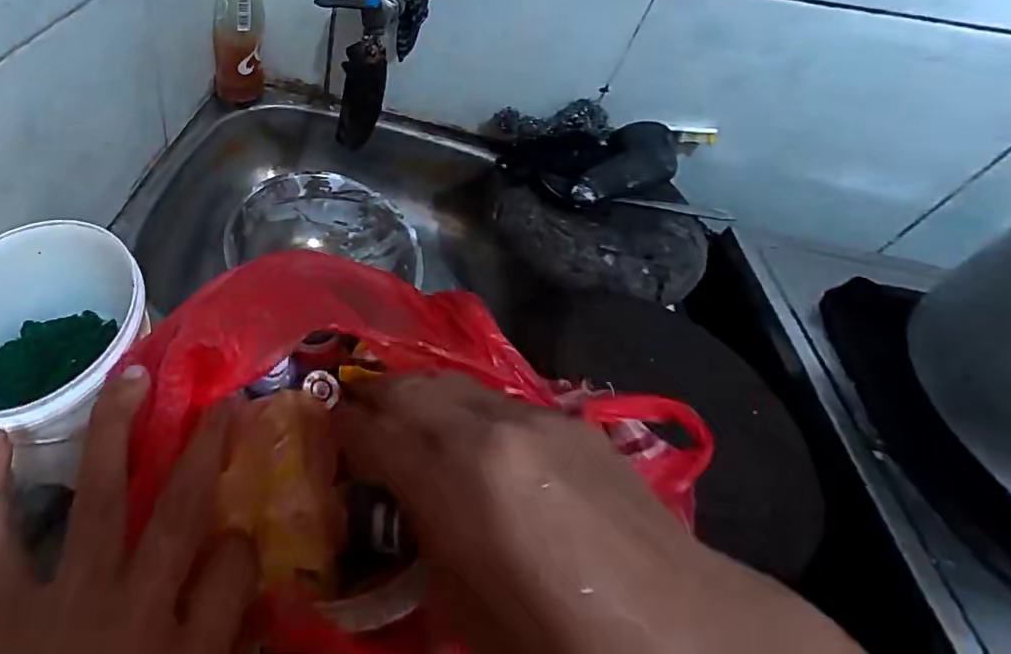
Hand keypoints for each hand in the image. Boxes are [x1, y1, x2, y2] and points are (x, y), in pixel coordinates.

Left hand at [0, 365, 258, 653]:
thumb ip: (225, 647)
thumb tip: (256, 595)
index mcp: (184, 649)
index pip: (235, 568)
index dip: (242, 541)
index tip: (243, 529)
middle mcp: (132, 610)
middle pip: (176, 511)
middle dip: (201, 450)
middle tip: (217, 401)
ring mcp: (64, 601)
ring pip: (100, 496)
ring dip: (117, 431)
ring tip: (131, 376)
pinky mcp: (1, 613)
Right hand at [333, 373, 861, 653]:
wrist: (687, 634)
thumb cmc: (557, 642)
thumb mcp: (461, 605)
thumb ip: (417, 532)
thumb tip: (393, 497)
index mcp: (455, 477)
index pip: (369, 431)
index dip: (338, 431)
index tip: (323, 436)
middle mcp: (486, 426)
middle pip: (403, 389)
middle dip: (370, 401)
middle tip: (355, 423)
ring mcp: (529, 414)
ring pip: (446, 382)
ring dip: (415, 397)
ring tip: (405, 421)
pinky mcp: (564, 417)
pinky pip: (491, 398)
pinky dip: (463, 409)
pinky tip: (472, 440)